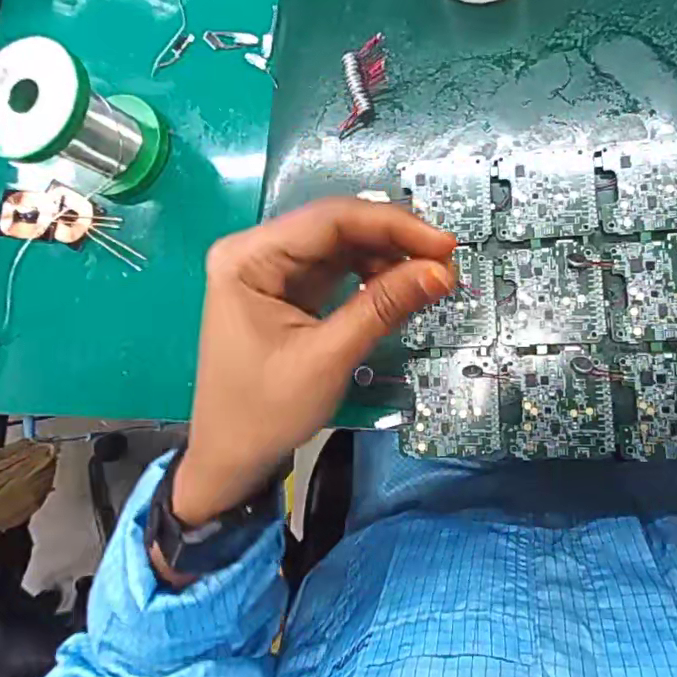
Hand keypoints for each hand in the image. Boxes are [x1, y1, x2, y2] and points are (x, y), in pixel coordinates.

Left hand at [172, 198, 457, 535]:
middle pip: (336, 227)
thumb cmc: (266, 412)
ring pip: (341, 245)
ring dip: (386, 257)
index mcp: (248, 258)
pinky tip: (398, 288)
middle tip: (443, 263)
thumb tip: (441, 272)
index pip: (329, 220)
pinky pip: (337, 269)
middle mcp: (256, 251)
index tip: (444, 244)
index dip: (392, 225)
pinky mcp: (288, 289)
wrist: (232, 456)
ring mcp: (271, 269)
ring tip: (427, 278)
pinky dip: (371, 276)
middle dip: (393, 241)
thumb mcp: (328, 358)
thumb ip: (383, 308)